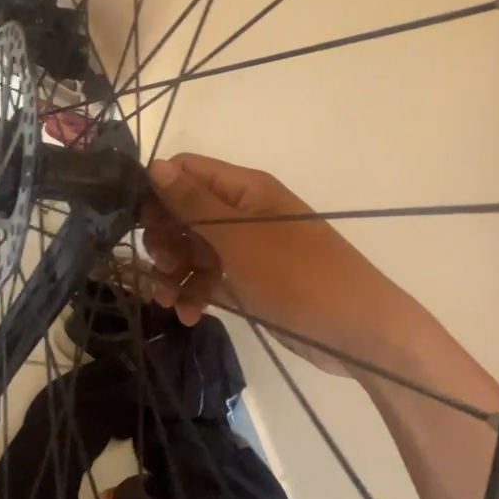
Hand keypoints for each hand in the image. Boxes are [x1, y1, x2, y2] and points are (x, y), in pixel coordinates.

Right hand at [143, 154, 412, 375]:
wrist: (359, 333)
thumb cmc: (298, 275)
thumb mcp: (239, 237)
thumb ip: (193, 203)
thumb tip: (154, 165)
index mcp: (244, 190)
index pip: (186, 171)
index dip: (158, 191)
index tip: (139, 222)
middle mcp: (243, 214)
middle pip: (184, 212)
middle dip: (163, 237)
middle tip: (159, 263)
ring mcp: (246, 250)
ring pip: (193, 249)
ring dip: (174, 271)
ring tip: (166, 298)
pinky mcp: (250, 283)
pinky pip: (209, 280)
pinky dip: (194, 294)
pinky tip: (187, 315)